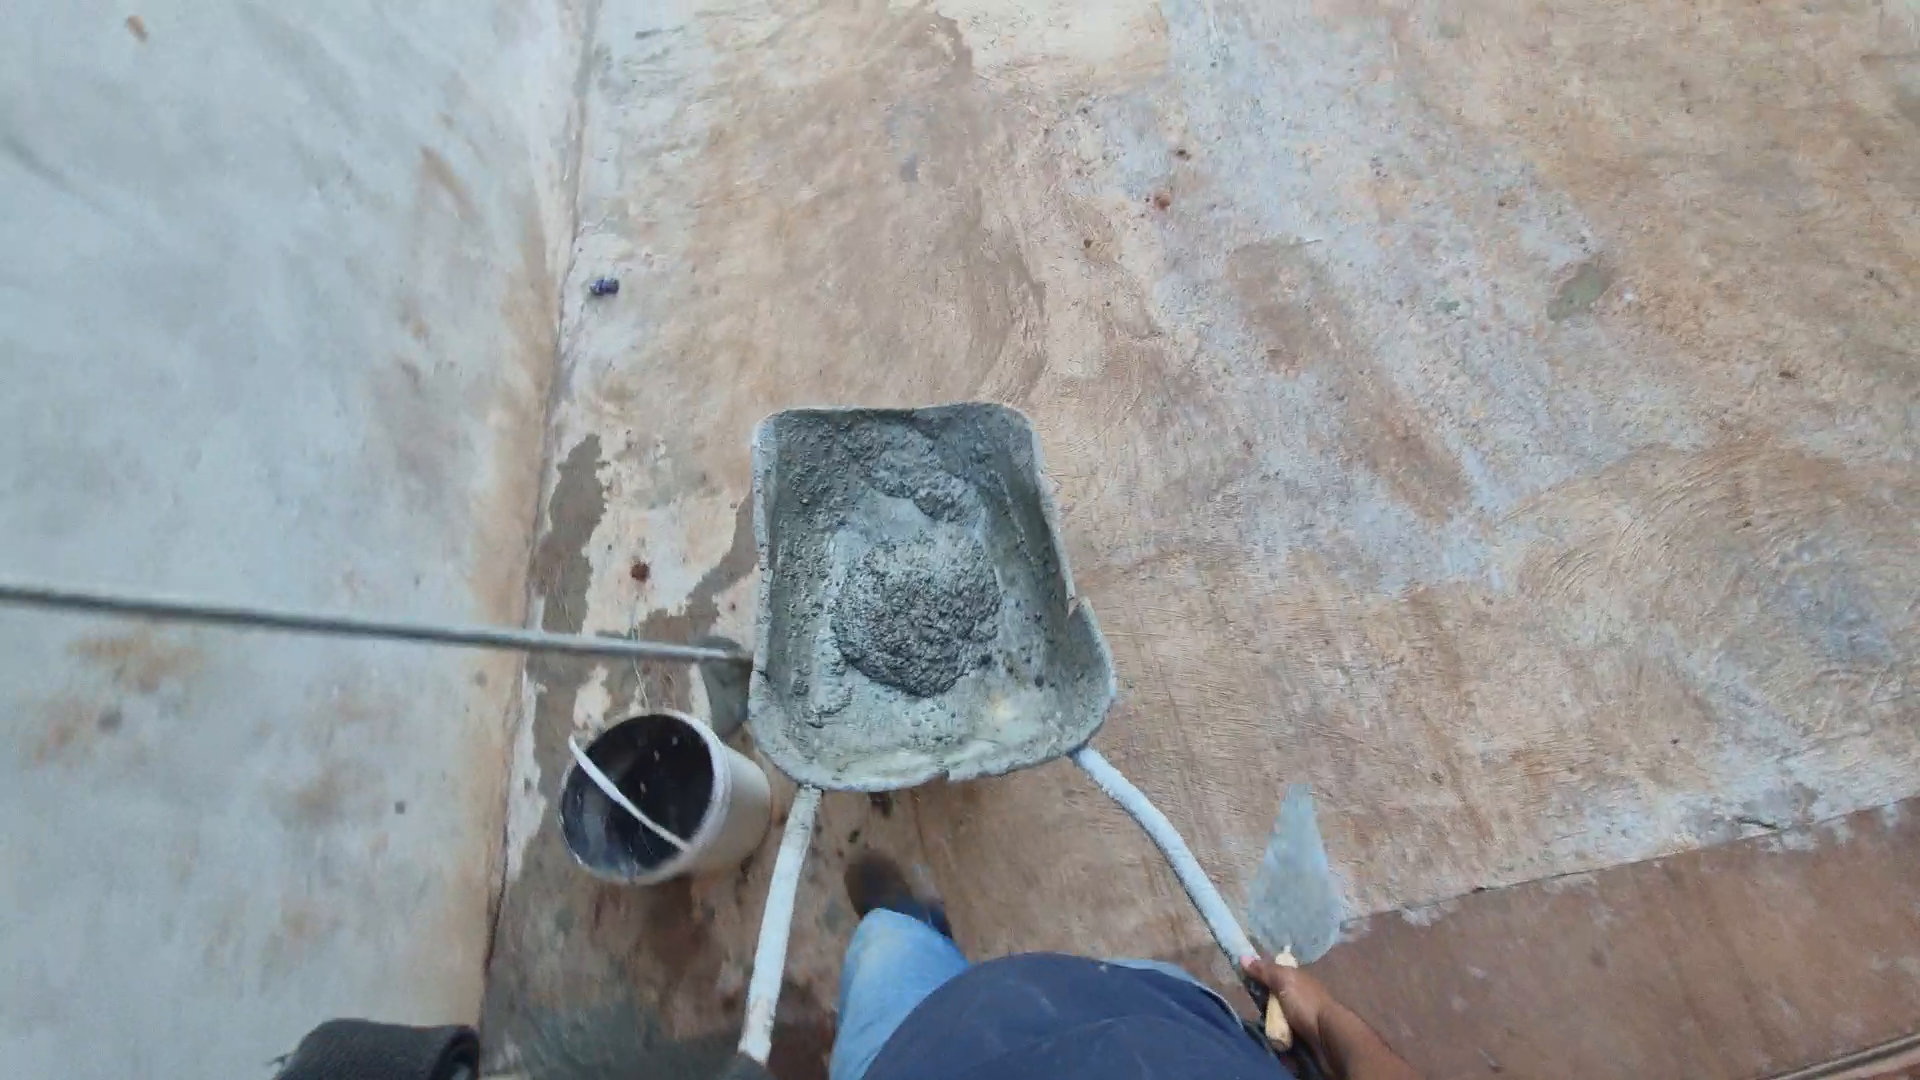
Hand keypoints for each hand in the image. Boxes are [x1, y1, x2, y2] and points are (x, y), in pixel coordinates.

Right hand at [1242, 953, 1334, 1046]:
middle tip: (1259, 1010)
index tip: (1249, 984)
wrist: (1331, 1038)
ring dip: (1271, 1022)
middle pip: (1273, 998)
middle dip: (1265, 1005)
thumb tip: (1243, 956)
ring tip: (1267, 1027)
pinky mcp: (1303, 1037)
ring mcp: (1302, 1017)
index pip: (1274, 974)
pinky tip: (1275, 1038)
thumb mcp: (1284, 981)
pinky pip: (1284, 1034)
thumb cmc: (1307, 1003)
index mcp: (1296, 979)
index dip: (1261, 977)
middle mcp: (1299, 996)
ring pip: (1277, 1017)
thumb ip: (1264, 970)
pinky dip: (1279, 1036)